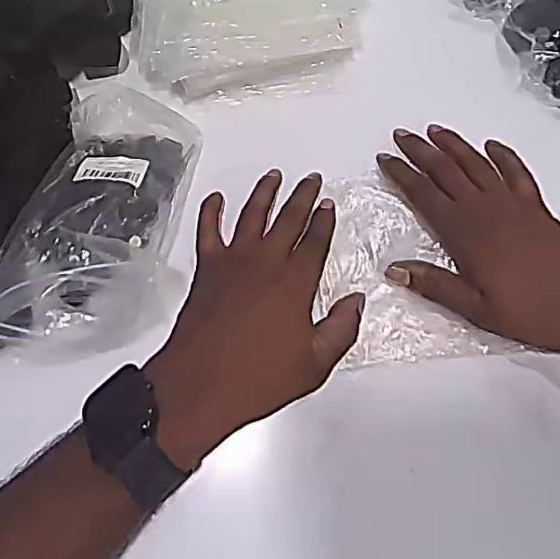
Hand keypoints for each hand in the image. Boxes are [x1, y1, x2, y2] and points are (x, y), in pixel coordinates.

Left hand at [145, 172, 364, 469]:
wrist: (202, 381)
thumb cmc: (258, 377)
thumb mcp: (315, 363)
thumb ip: (341, 329)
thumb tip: (356, 302)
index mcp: (294, 283)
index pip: (315, 241)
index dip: (324, 221)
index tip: (329, 205)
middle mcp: (265, 262)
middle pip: (288, 219)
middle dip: (303, 196)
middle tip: (311, 180)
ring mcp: (233, 260)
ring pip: (252, 214)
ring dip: (265, 193)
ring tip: (274, 176)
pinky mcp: (207, 266)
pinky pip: (208, 229)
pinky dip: (212, 210)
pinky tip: (217, 198)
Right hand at [377, 127, 559, 374]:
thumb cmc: (540, 313)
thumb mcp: (479, 310)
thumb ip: (436, 286)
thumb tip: (396, 271)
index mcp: (466, 234)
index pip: (424, 194)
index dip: (401, 174)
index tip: (385, 160)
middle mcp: (486, 211)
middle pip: (445, 170)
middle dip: (420, 150)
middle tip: (401, 136)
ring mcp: (513, 205)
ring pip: (475, 164)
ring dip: (453, 145)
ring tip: (435, 131)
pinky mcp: (537, 208)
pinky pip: (516, 172)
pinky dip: (503, 155)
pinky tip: (493, 146)